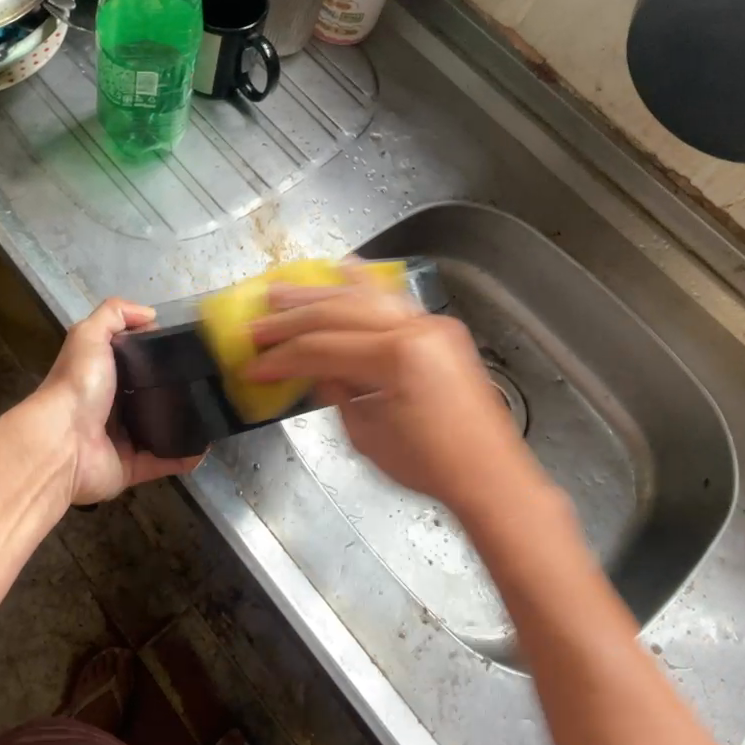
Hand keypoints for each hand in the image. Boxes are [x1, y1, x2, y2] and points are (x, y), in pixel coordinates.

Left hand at [27, 298, 202, 505]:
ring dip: (183, 423)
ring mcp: (120, 438)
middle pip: (147, 394)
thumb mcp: (90, 335)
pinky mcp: (131, 466)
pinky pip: (163, 460)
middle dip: (173, 388)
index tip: (188, 347)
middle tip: (207, 380)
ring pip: (159, 428)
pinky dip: (185, 456)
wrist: (63, 442)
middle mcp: (110, 405)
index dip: (156, 352)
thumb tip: (150, 314)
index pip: (132, 360)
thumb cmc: (78, 384)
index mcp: (101, 374)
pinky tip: (207, 445)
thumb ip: (114, 314)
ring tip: (213, 411)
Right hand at [248, 274, 539, 516]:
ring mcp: (431, 324)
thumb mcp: (367, 435)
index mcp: (396, 357)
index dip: (281, 357)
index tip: (253, 365)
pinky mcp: (439, 330)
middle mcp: (415, 329)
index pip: (320, 347)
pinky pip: (393, 299)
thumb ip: (336, 392)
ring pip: (363, 295)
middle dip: (290, 319)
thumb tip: (316, 370)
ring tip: (283, 289)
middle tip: (257, 324)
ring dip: (318, 293)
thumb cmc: (432, 467)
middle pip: (336, 312)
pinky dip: (363, 285)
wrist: (490, 476)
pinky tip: (344, 269)